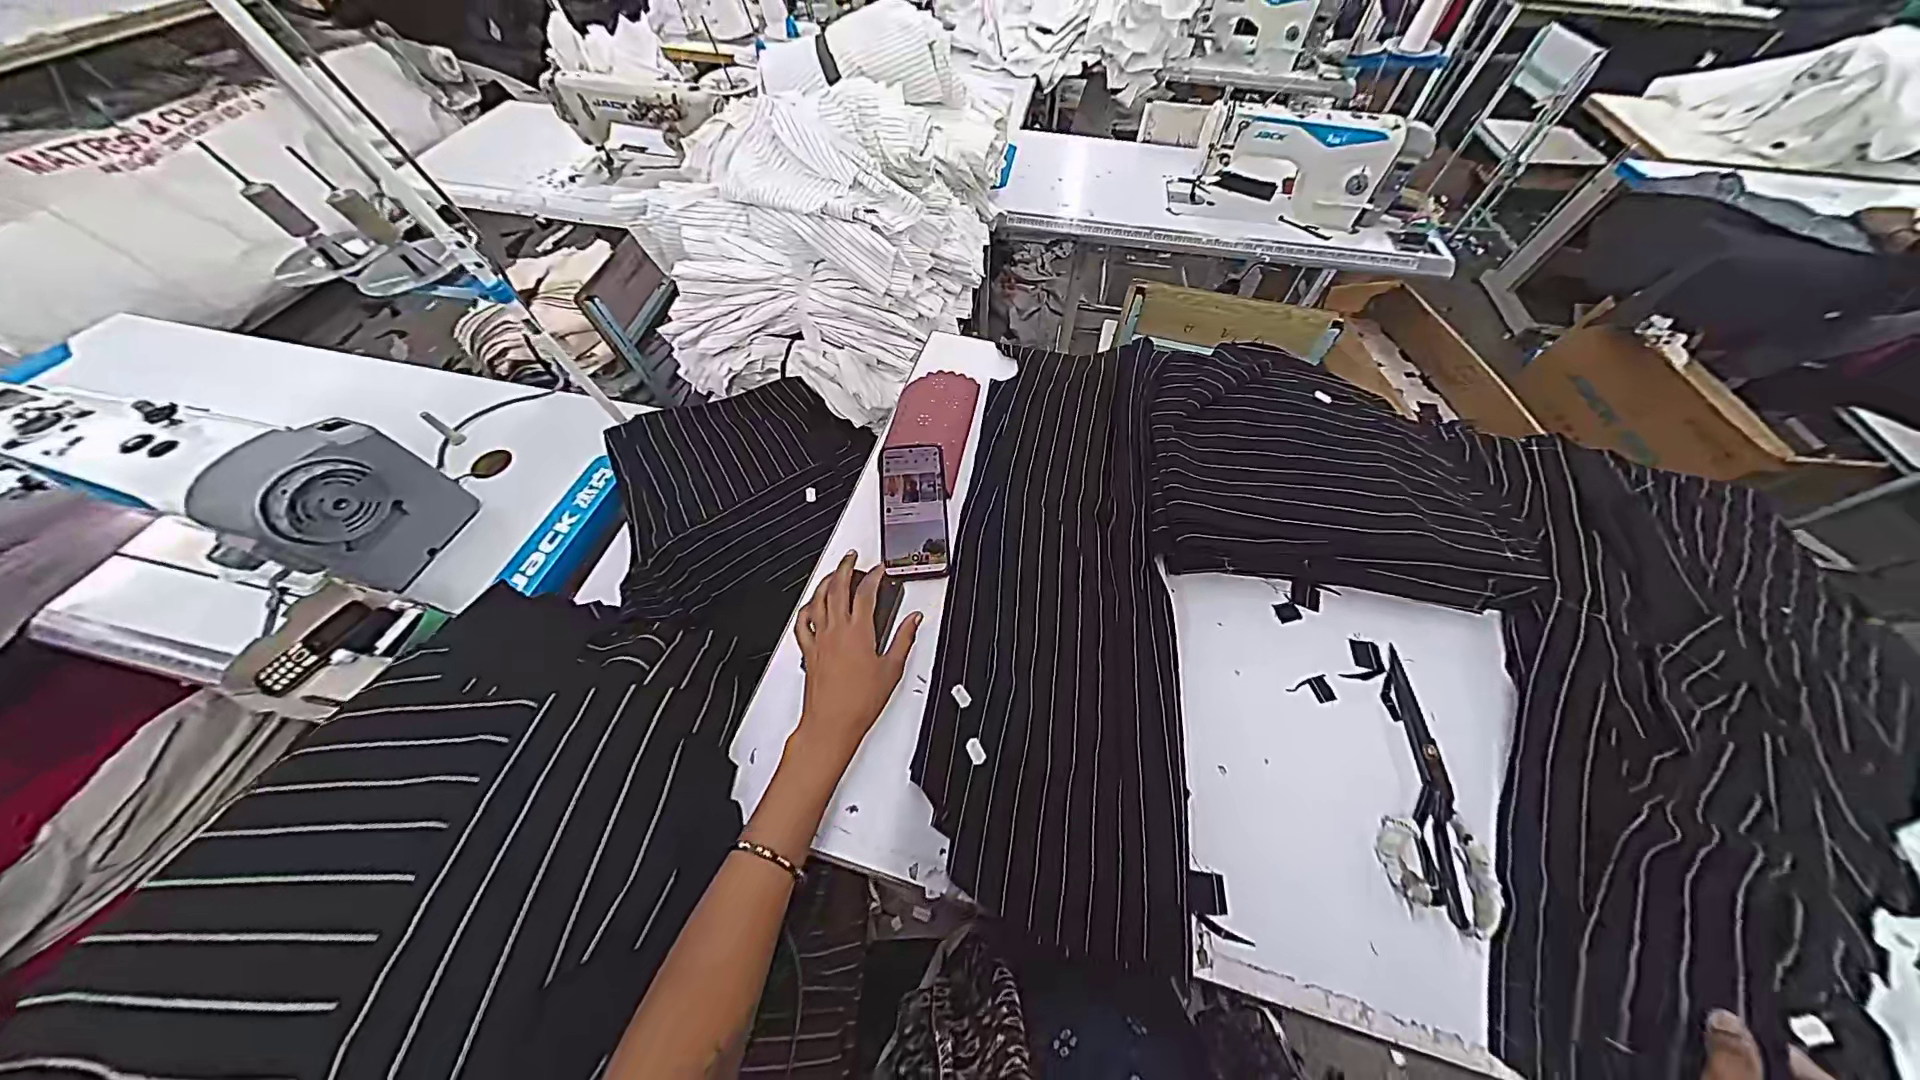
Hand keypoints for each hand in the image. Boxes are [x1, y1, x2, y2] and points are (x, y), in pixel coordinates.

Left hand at [791, 552, 921, 768]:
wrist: (831, 723)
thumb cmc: (859, 702)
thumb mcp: (891, 669)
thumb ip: (903, 639)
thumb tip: (913, 621)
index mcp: (858, 631)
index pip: (866, 592)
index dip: (874, 576)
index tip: (880, 570)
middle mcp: (836, 630)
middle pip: (837, 587)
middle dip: (846, 567)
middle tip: (852, 557)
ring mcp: (819, 639)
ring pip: (818, 599)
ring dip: (825, 581)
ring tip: (833, 572)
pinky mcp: (809, 651)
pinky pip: (803, 623)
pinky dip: (807, 609)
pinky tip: (811, 605)